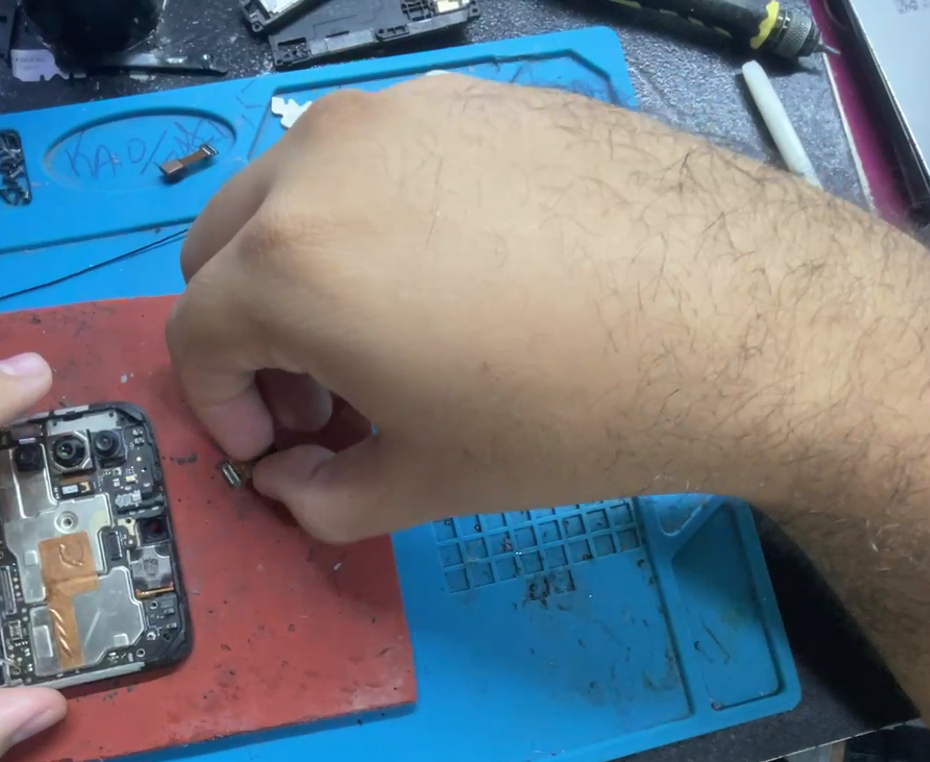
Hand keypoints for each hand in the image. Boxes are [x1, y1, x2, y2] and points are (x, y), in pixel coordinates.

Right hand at [166, 76, 929, 540]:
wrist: (736, 322)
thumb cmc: (561, 419)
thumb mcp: (422, 484)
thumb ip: (321, 498)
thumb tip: (284, 479)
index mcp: (288, 264)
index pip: (193, 336)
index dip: (221, 406)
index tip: (276, 446)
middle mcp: (321, 162)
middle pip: (222, 254)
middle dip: (251, 338)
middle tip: (324, 399)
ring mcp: (399, 112)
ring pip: (289, 196)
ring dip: (301, 276)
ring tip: (385, 339)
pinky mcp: (469, 95)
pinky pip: (373, 164)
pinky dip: (369, 226)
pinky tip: (452, 278)